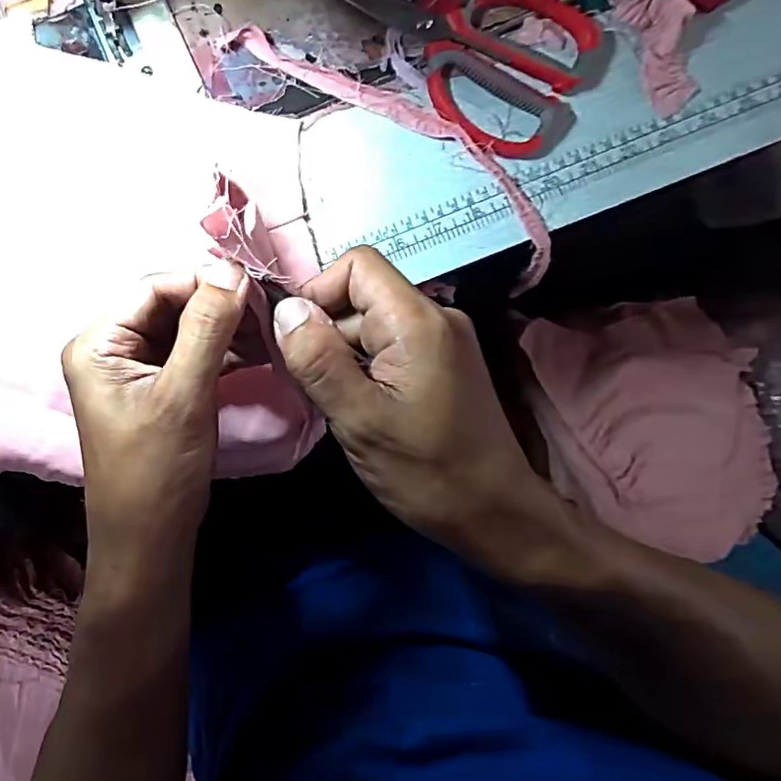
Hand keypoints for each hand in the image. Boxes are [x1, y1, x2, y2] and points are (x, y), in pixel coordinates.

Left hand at [62, 260, 251, 565]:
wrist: (150, 542)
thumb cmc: (157, 471)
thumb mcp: (184, 394)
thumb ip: (207, 327)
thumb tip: (231, 267)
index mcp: (98, 343)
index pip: (154, 287)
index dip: (204, 282)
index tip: (255, 288)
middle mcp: (110, 348)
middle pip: (171, 305)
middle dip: (221, 306)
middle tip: (269, 311)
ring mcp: (134, 369)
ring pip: (188, 328)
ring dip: (228, 328)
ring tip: (270, 331)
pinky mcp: (158, 387)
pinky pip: (193, 353)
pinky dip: (225, 351)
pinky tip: (259, 351)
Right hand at [271, 247, 565, 563]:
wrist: (496, 515)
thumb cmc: (427, 472)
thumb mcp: (359, 420)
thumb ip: (318, 360)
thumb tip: (285, 309)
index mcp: (418, 320)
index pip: (357, 265)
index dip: (318, 293)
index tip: (298, 343)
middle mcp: (435, 316)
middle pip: (361, 296)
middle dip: (326, 332)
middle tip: (311, 385)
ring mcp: (442, 340)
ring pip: (372, 324)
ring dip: (342, 354)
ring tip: (336, 403)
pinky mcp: (442, 363)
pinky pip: (390, 346)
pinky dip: (363, 367)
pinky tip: (359, 405)